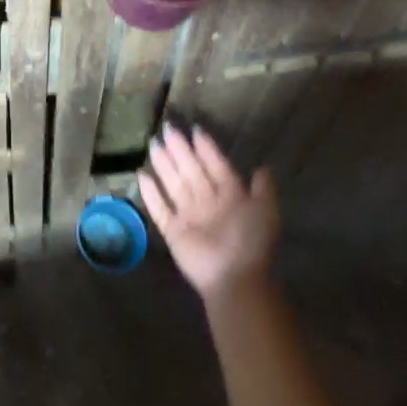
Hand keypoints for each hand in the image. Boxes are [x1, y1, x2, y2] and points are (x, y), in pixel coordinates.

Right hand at [140, 125, 278, 302]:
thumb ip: (264, 189)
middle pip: (192, 172)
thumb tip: (262, 167)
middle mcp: (208, 203)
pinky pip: (160, 209)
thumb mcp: (266, 211)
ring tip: (152, 145)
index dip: (207, 150)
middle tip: (168, 130)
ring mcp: (189, 216)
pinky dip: (151, 195)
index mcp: (230, 196)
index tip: (195, 130)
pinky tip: (141, 177)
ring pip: (174, 185)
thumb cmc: (250, 240)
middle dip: (180, 151)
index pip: (216, 167)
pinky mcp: (173, 231)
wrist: (233, 275)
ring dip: (164, 166)